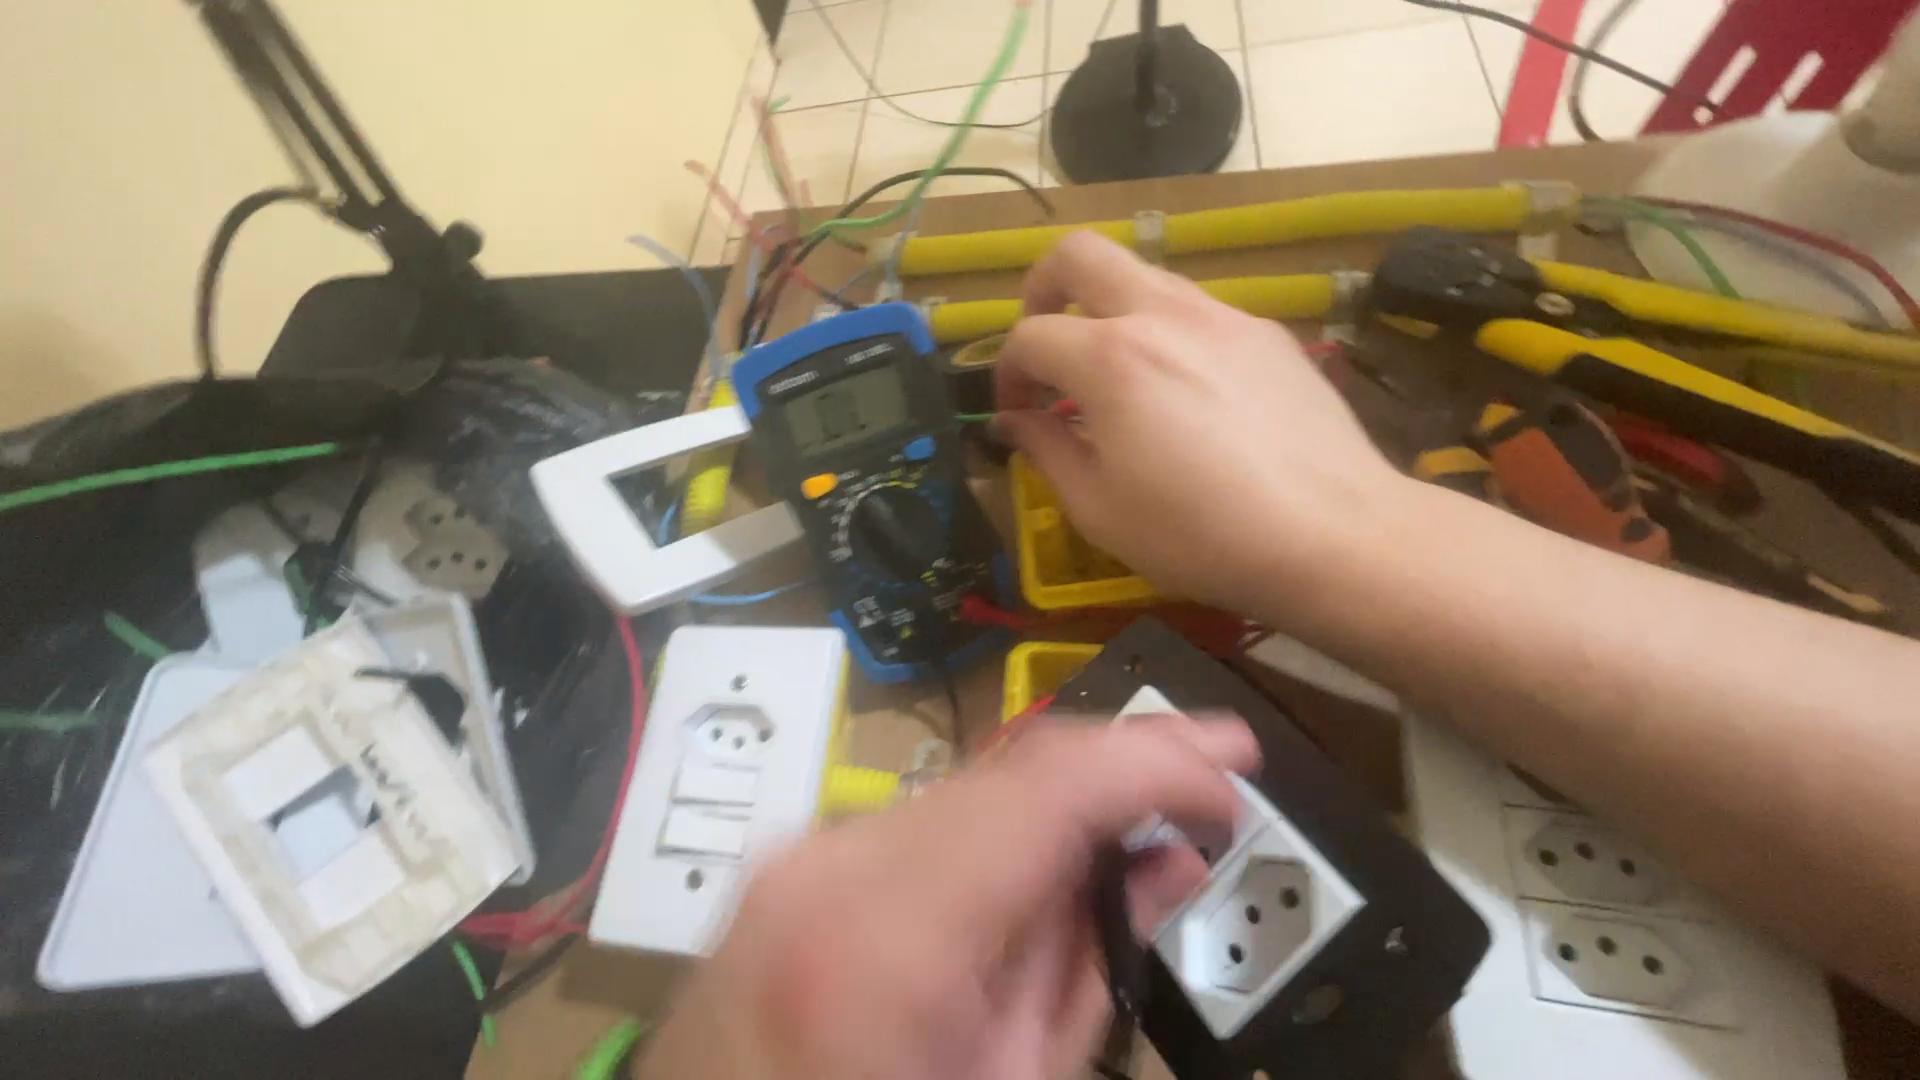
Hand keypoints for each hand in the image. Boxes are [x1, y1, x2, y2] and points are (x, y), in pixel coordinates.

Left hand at [639, 715, 1258, 1079]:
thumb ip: (1088, 966)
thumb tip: (1162, 864)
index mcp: (886, 935)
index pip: (1048, 785)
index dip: (1155, 758)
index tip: (1228, 770)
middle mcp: (834, 861)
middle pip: (1012, 767)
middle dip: (1122, 761)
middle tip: (1210, 770)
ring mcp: (808, 852)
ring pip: (976, 786)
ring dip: (1067, 795)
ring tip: (1146, 817)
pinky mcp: (803, 859)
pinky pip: (929, 817)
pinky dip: (1004, 825)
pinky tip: (1051, 858)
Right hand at [993, 231, 1406, 611]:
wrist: (1330, 535)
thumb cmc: (1198, 534)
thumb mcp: (1098, 509)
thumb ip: (1045, 451)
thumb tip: (1014, 421)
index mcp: (1111, 359)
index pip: (1030, 335)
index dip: (1006, 373)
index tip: (1014, 412)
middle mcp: (1163, 315)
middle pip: (1079, 254)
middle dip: (1042, 289)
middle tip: (1045, 346)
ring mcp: (1222, 316)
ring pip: (1144, 277)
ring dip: (1108, 312)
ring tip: (1115, 378)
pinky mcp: (1266, 334)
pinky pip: (1196, 313)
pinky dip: (1166, 335)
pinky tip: (1184, 395)